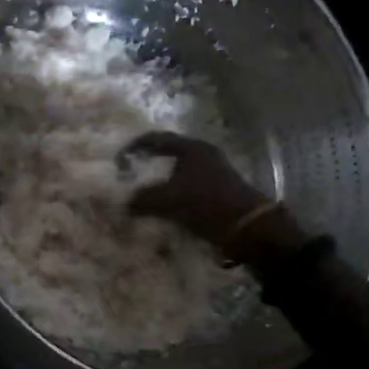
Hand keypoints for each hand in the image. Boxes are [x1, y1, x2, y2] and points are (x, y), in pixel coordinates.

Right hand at [122, 132, 308, 264]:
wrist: (250, 230)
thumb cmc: (208, 205)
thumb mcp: (169, 200)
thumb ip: (143, 199)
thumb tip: (123, 203)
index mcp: (192, 148)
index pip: (156, 138)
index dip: (135, 146)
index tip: (118, 159)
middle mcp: (203, 155)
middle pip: (167, 155)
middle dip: (146, 165)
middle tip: (127, 176)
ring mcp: (212, 173)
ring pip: (177, 173)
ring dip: (159, 183)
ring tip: (141, 196)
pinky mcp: (217, 192)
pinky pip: (186, 189)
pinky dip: (172, 196)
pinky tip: (161, 209)